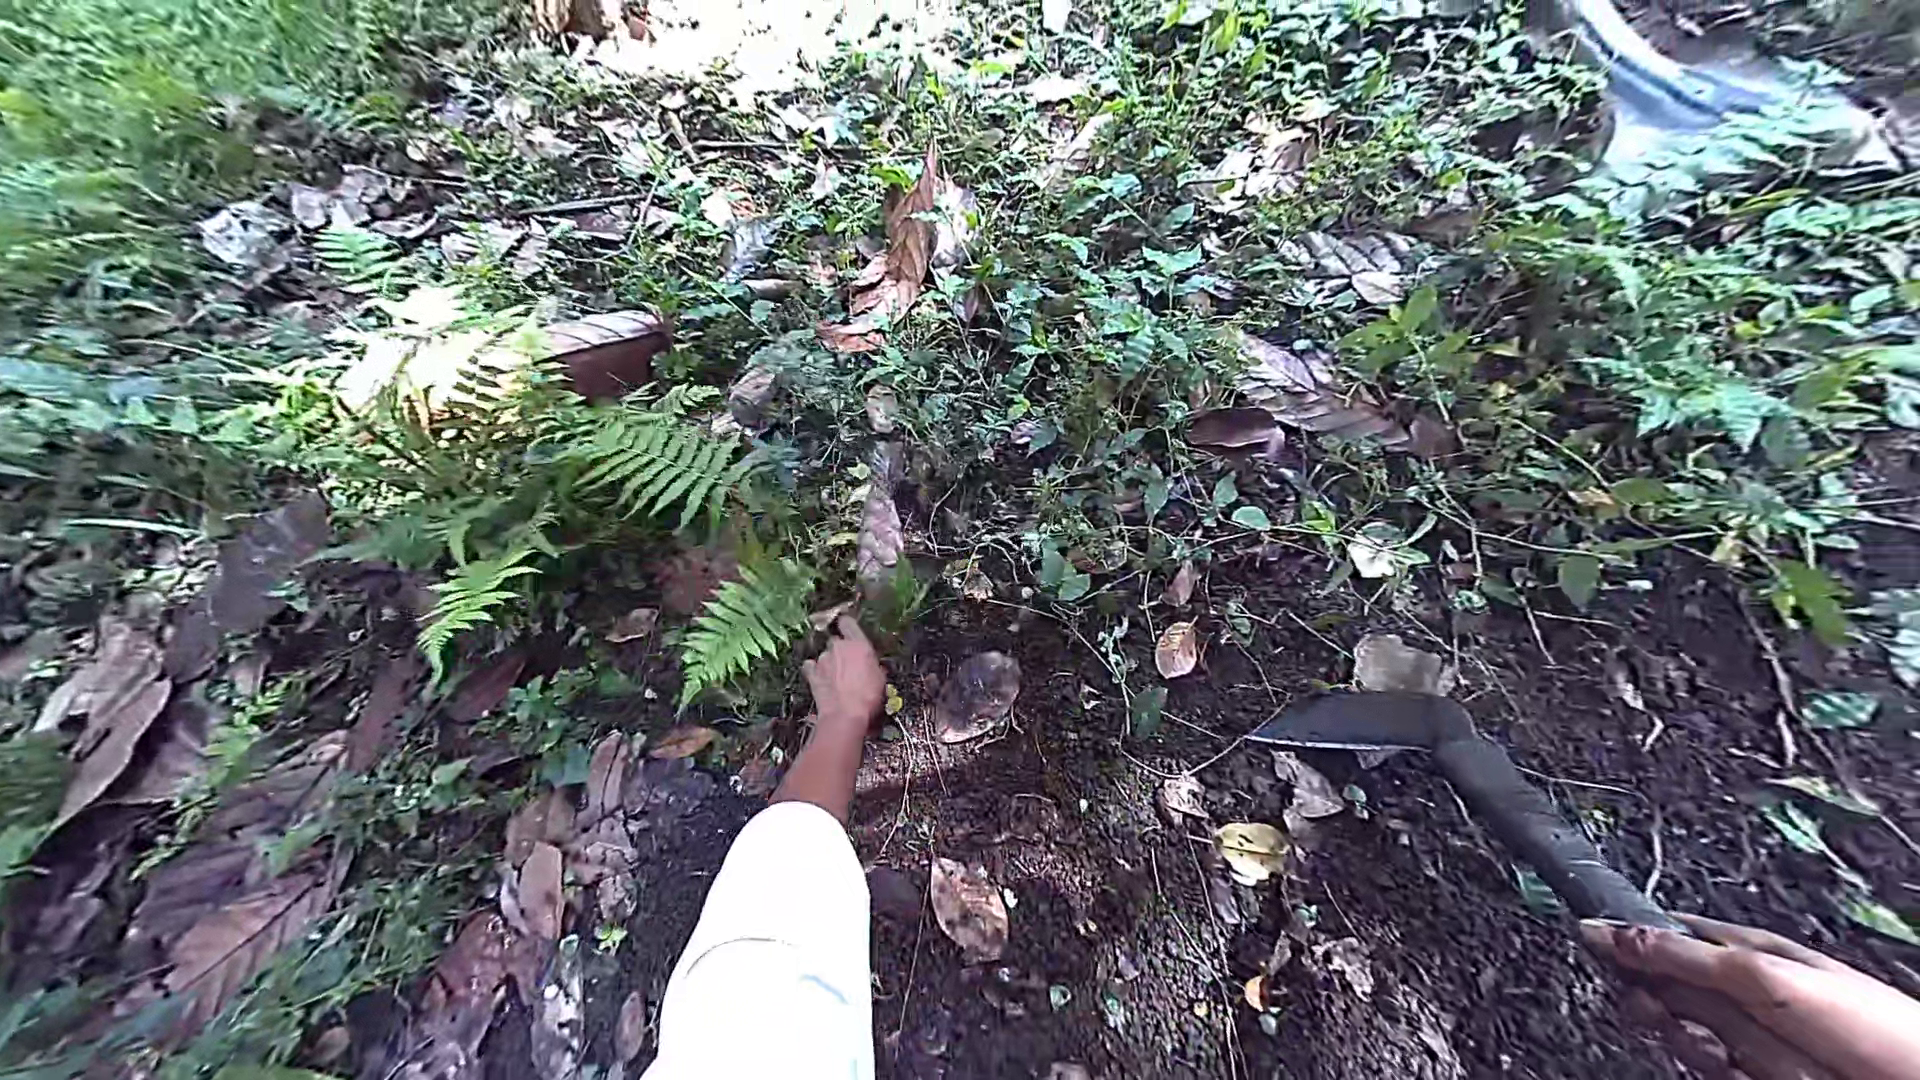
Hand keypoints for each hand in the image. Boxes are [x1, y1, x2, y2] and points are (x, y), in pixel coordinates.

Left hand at [801, 615, 884, 737]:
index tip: (848, 629)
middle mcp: (838, 646)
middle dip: (840, 650)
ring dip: (830, 663)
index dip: (846, 625)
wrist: (845, 715)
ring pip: (825, 655)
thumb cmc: (867, 697)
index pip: (847, 622)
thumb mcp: (881, 678)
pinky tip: (821, 679)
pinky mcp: (812, 673)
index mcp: (858, 644)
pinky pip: (811, 666)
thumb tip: (873, 666)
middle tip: (849, 664)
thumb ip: (873, 665)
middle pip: (836, 640)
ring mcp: (823, 659)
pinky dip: (815, 671)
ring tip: (837, 679)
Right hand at [1581, 915, 1919, 1079]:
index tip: (1615, 961)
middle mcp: (1739, 994)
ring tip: (1745, 1061)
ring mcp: (1753, 1042)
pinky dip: (1729, 1074)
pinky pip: (1714, 1071)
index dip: (1626, 946)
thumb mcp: (1760, 976)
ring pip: (1684, 1036)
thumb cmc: (1882, 1034)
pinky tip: (1756, 1077)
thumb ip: (1671, 949)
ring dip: (1705, 1048)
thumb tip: (1591, 926)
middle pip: (1658, 990)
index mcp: (1739, 953)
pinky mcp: (1757, 1077)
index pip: (1653, 934)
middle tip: (1691, 1023)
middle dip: (1666, 1009)